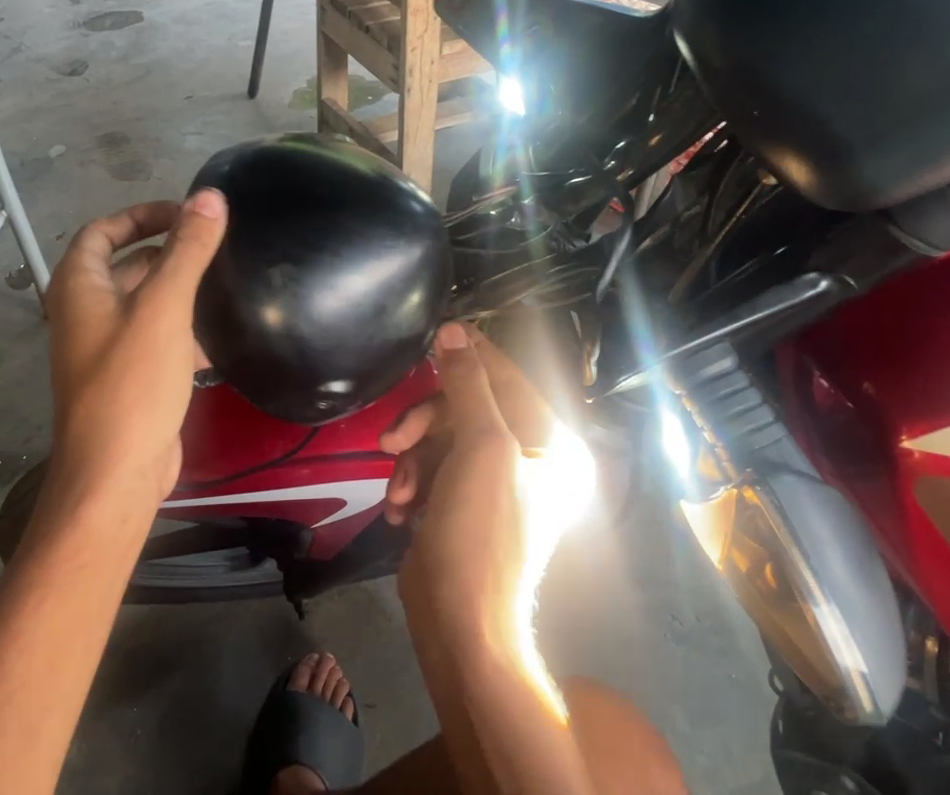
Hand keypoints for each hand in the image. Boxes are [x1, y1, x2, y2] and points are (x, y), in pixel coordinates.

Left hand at [46, 191, 227, 505]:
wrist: (115, 473)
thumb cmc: (132, 382)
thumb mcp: (164, 307)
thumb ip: (187, 250)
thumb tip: (209, 196)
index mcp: (78, 287)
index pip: (102, 231)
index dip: (140, 215)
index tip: (184, 212)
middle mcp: (84, 313)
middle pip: (124, 266)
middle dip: (167, 252)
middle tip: (214, 245)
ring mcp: (103, 349)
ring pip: (142, 305)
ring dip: (178, 291)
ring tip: (224, 283)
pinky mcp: (126, 380)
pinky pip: (154, 340)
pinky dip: (181, 331)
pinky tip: (219, 337)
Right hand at [381, 323, 594, 646]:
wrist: (461, 621)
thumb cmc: (483, 531)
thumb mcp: (480, 448)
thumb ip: (467, 386)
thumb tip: (453, 331)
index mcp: (556, 446)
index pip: (510, 381)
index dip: (472, 355)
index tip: (438, 329)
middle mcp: (534, 462)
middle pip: (468, 412)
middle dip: (425, 426)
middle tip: (393, 440)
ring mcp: (498, 487)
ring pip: (443, 441)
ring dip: (414, 463)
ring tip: (400, 495)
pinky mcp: (466, 506)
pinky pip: (435, 472)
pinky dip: (414, 486)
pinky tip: (403, 512)